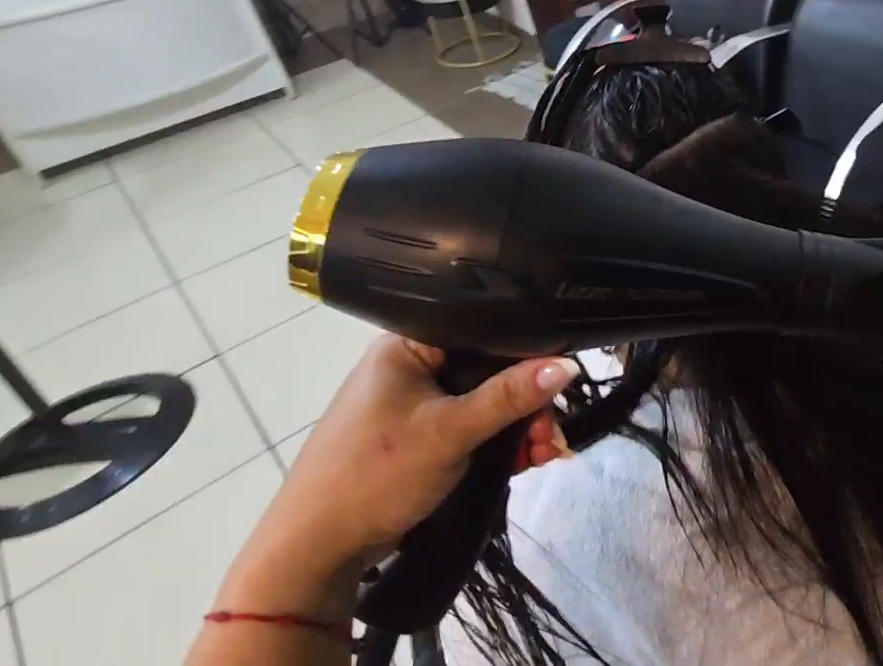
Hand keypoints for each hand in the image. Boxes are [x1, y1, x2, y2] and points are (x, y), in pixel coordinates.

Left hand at [212, 337, 577, 620]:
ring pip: (490, 400)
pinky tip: (529, 459)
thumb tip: (569, 364)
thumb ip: (510, 396)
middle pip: (493, 369)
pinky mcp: (424, 433)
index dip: (529, 349)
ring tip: (546, 454)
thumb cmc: (374, 477)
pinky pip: (478, 424)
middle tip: (552, 434)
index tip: (563, 378)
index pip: (485, 327)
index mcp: (409, 346)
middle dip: (531, 402)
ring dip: (522, 427)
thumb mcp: (449, 433)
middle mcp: (415, 364)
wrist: (313, 555)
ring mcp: (419, 401)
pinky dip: (503, 441)